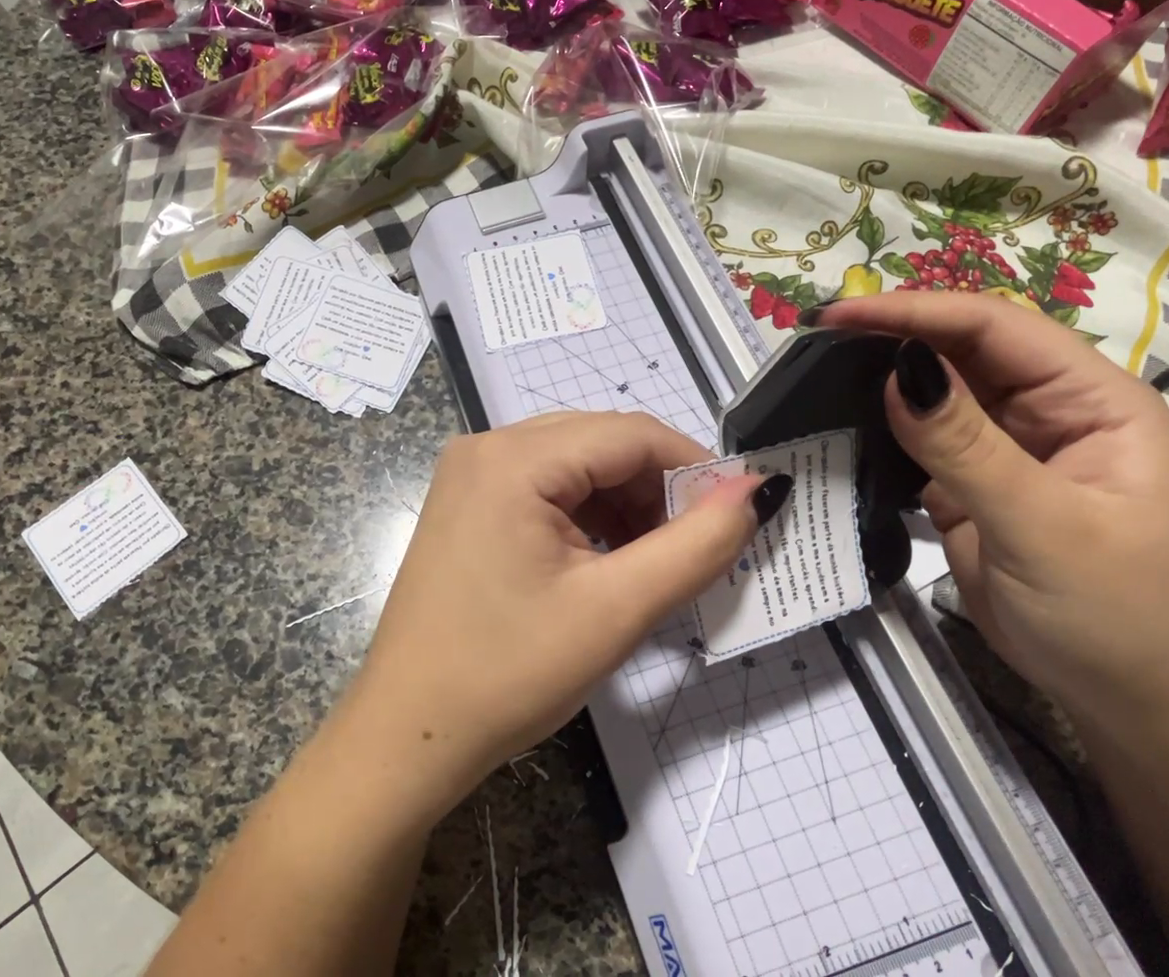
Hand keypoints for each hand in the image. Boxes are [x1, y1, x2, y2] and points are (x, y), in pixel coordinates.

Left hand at [337, 411, 784, 813]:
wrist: (411, 733)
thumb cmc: (508, 674)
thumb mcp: (615, 610)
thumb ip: (695, 545)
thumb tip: (756, 489)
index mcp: (512, 460)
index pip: (630, 434)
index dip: (694, 468)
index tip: (739, 515)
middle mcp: (484, 449)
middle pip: (600, 443)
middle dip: (658, 489)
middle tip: (699, 548)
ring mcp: (469, 478)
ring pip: (575, 467)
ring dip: (625, 505)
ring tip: (657, 563)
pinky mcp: (466, 509)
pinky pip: (544, 491)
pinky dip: (588, 518)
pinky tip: (610, 562)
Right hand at [819, 294, 1168, 737]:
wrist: (1141, 708)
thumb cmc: (1121, 615)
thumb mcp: (1044, 527)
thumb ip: (967, 447)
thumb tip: (896, 370)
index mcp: (1093, 402)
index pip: (997, 329)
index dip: (918, 313)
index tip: (839, 315)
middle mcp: (1047, 416)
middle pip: (961, 355)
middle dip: (891, 340)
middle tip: (811, 342)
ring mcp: (1006, 456)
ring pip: (935, 401)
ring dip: (880, 387)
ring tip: (812, 377)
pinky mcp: (974, 495)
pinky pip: (921, 451)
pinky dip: (881, 438)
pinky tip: (839, 430)